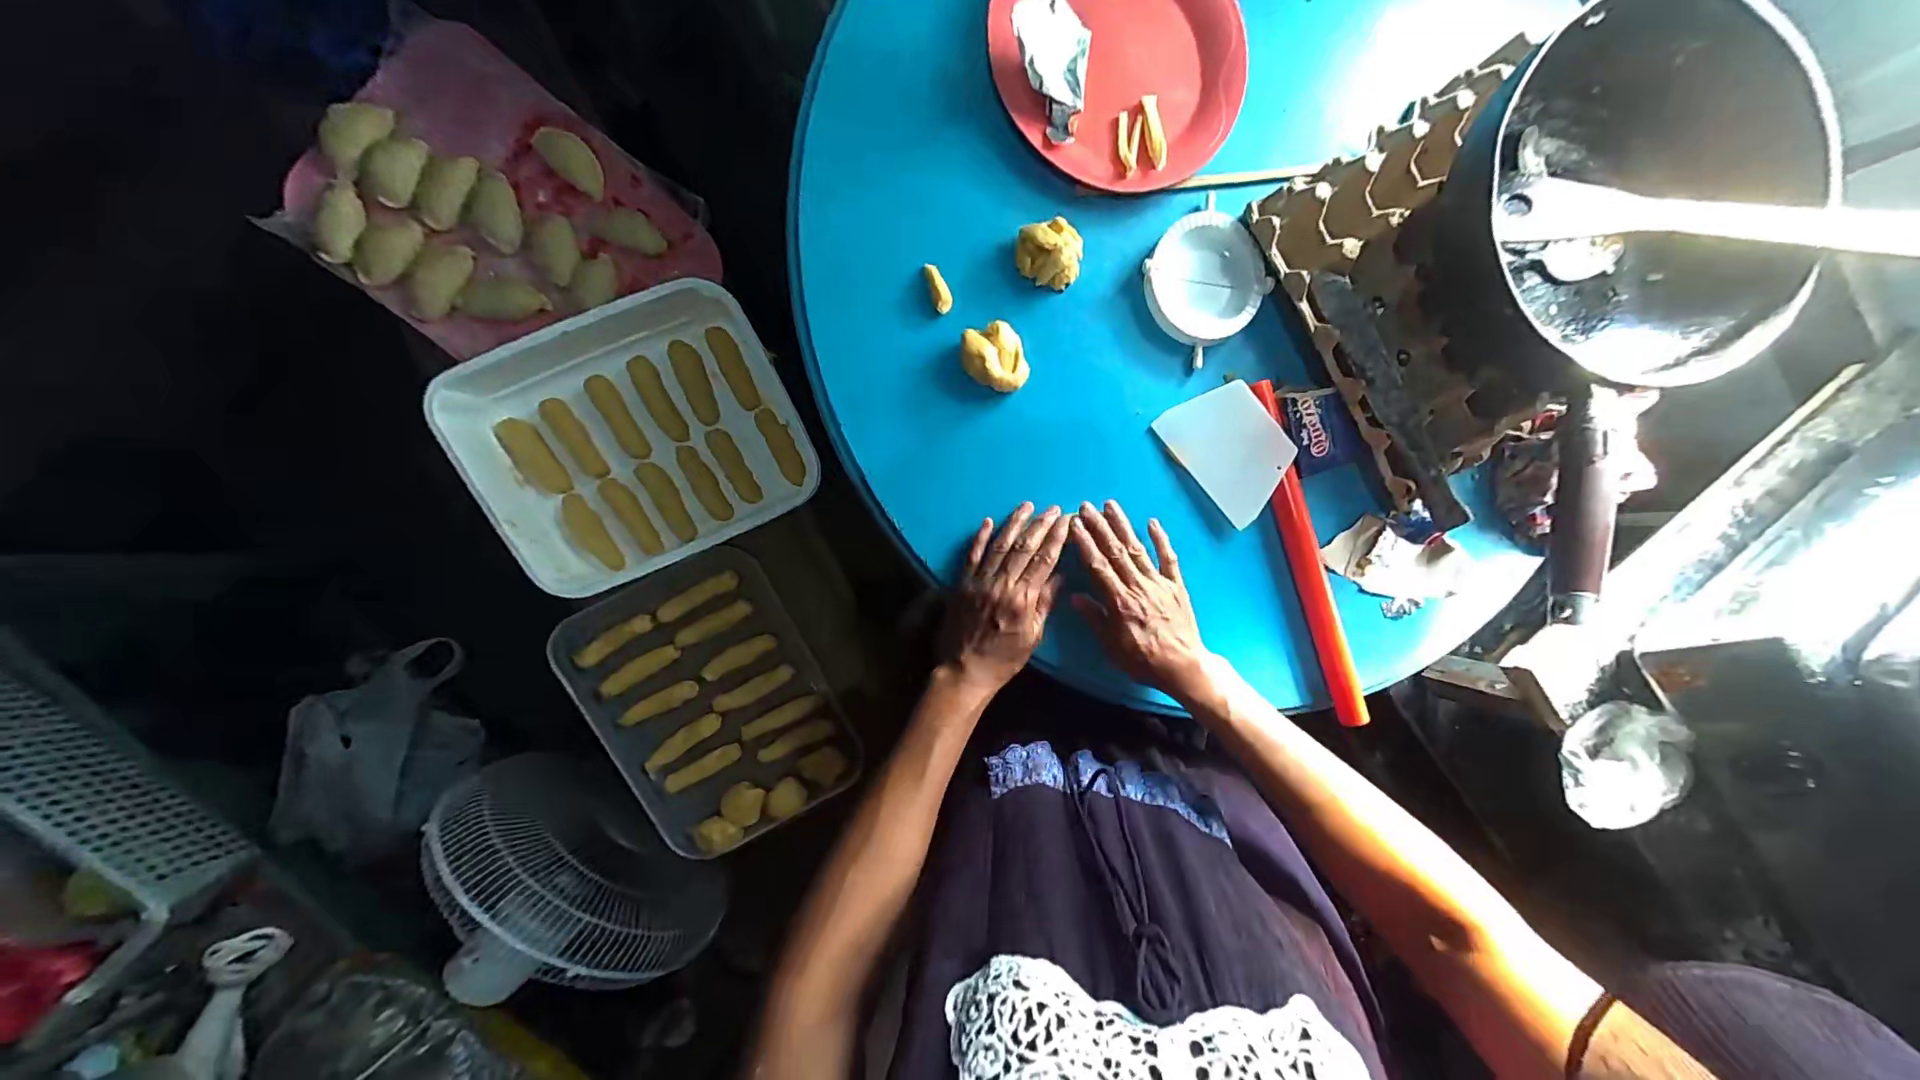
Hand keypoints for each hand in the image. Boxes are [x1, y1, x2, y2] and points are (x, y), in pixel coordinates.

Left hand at [942, 503, 1072, 691]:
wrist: (965, 670)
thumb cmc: (1004, 659)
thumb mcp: (1033, 636)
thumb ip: (1045, 603)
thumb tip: (1060, 576)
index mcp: (1024, 599)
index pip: (1044, 560)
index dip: (1057, 537)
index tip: (1067, 521)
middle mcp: (1002, 584)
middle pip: (1025, 547)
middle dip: (1041, 525)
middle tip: (1053, 508)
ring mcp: (980, 582)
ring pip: (1000, 546)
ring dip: (1014, 523)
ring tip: (1027, 506)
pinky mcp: (962, 584)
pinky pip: (972, 555)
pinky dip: (980, 537)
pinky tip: (989, 521)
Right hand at [1069, 501, 1209, 699]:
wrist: (1184, 667)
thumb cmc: (1144, 661)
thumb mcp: (1112, 646)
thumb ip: (1095, 618)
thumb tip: (1076, 597)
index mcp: (1119, 601)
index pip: (1098, 565)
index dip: (1085, 543)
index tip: (1074, 524)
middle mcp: (1138, 586)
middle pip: (1116, 551)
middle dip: (1099, 527)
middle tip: (1086, 506)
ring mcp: (1159, 584)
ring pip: (1138, 549)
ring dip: (1123, 526)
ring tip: (1111, 505)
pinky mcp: (1177, 586)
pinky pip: (1169, 559)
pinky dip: (1161, 540)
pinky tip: (1152, 523)